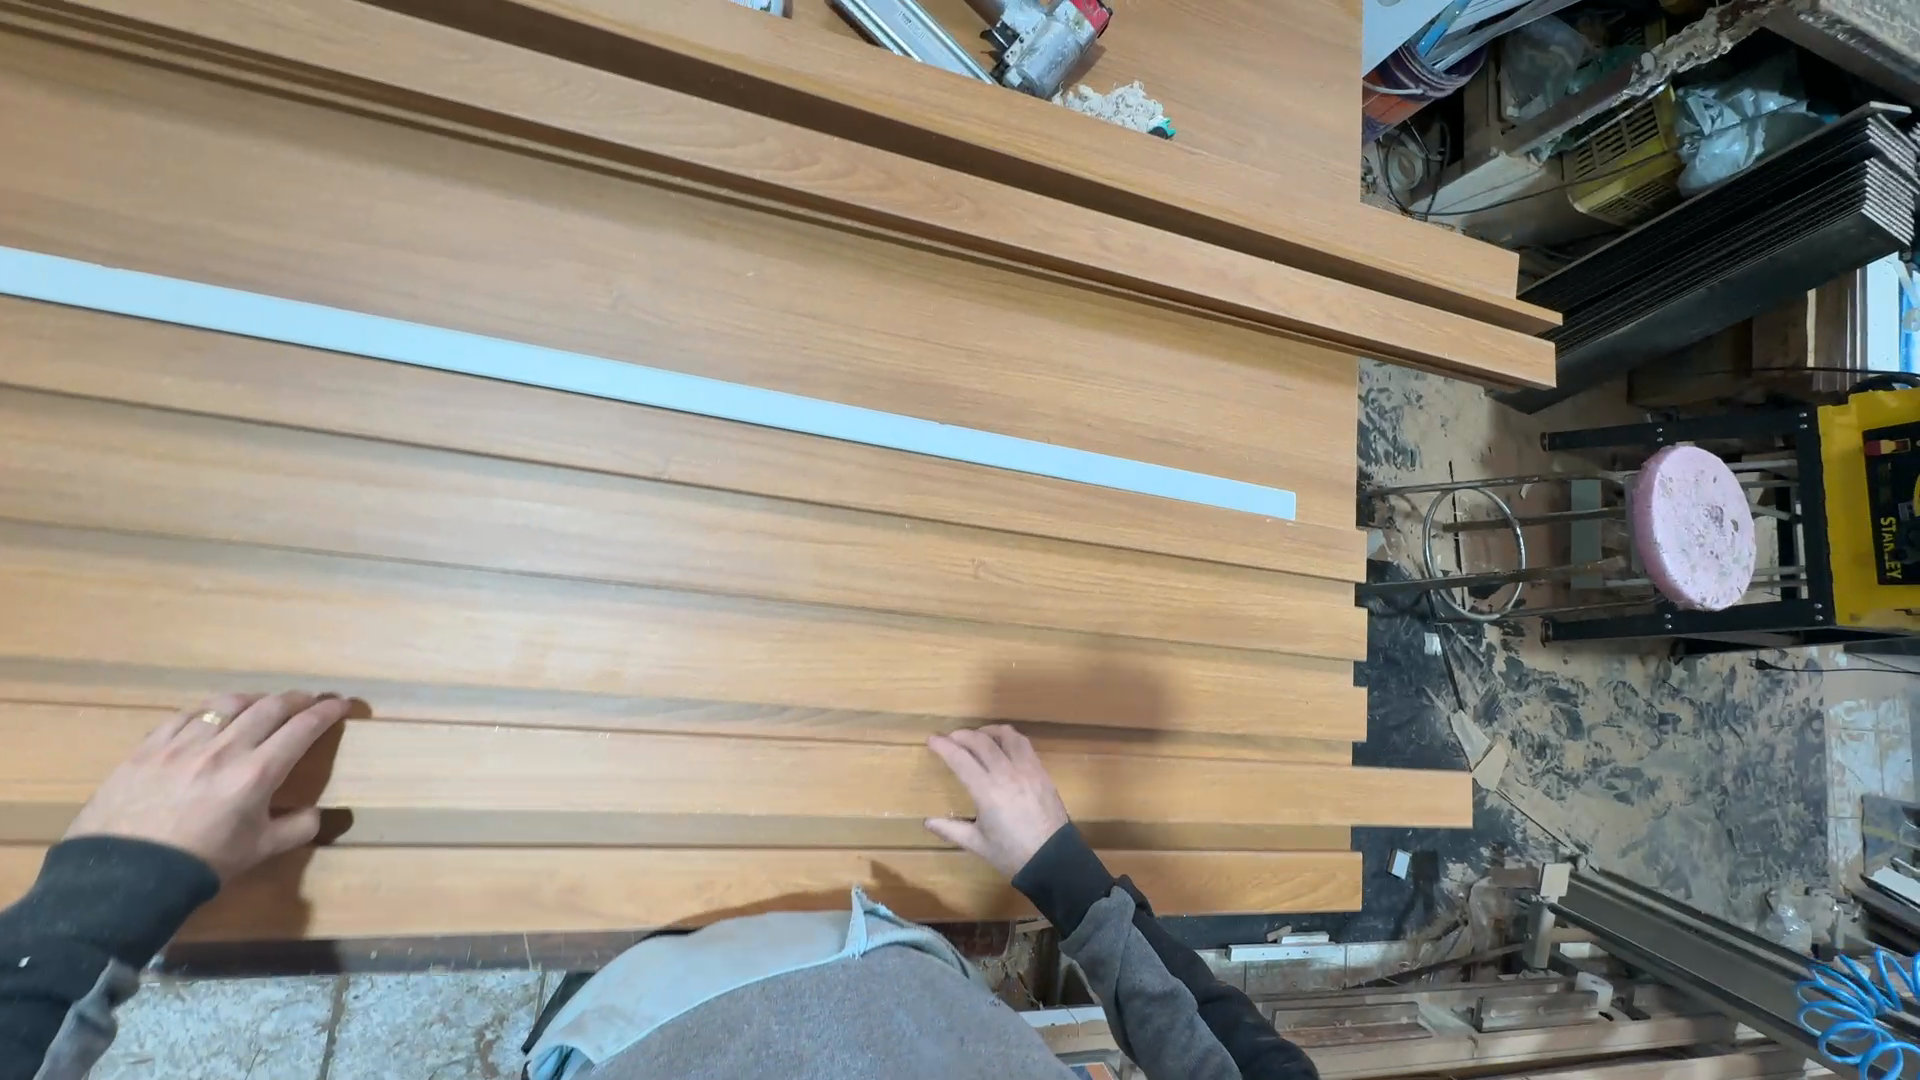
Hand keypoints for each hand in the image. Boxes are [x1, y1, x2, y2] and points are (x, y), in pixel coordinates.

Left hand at [64, 691, 349, 880]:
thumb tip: (316, 812)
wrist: (120, 880)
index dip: (329, 711)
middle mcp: (225, 750)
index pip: (305, 726)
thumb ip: (300, 826)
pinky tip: (213, 718)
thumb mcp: (263, 849)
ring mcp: (182, 747)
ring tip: (261, 705)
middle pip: (271, 706)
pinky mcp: (147, 751)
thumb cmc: (201, 863)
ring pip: (228, 704)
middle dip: (298, 699)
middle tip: (309, 700)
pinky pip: (184, 717)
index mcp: (259, 772)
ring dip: (254, 699)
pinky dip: (209, 711)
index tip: (342, 705)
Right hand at [924, 725, 1070, 876]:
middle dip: (962, 735)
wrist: (1053, 859)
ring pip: (1005, 736)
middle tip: (951, 738)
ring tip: (977, 736)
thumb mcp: (978, 844)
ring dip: (987, 731)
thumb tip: (927, 822)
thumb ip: (951, 830)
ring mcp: (1026, 769)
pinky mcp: (1041, 771)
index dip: (944, 746)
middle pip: (981, 741)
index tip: (932, 739)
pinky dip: (1009, 737)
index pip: (960, 759)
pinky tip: (1002, 744)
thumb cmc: (1012, 854)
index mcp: (987, 792)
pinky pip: (1024, 744)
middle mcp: (1006, 774)